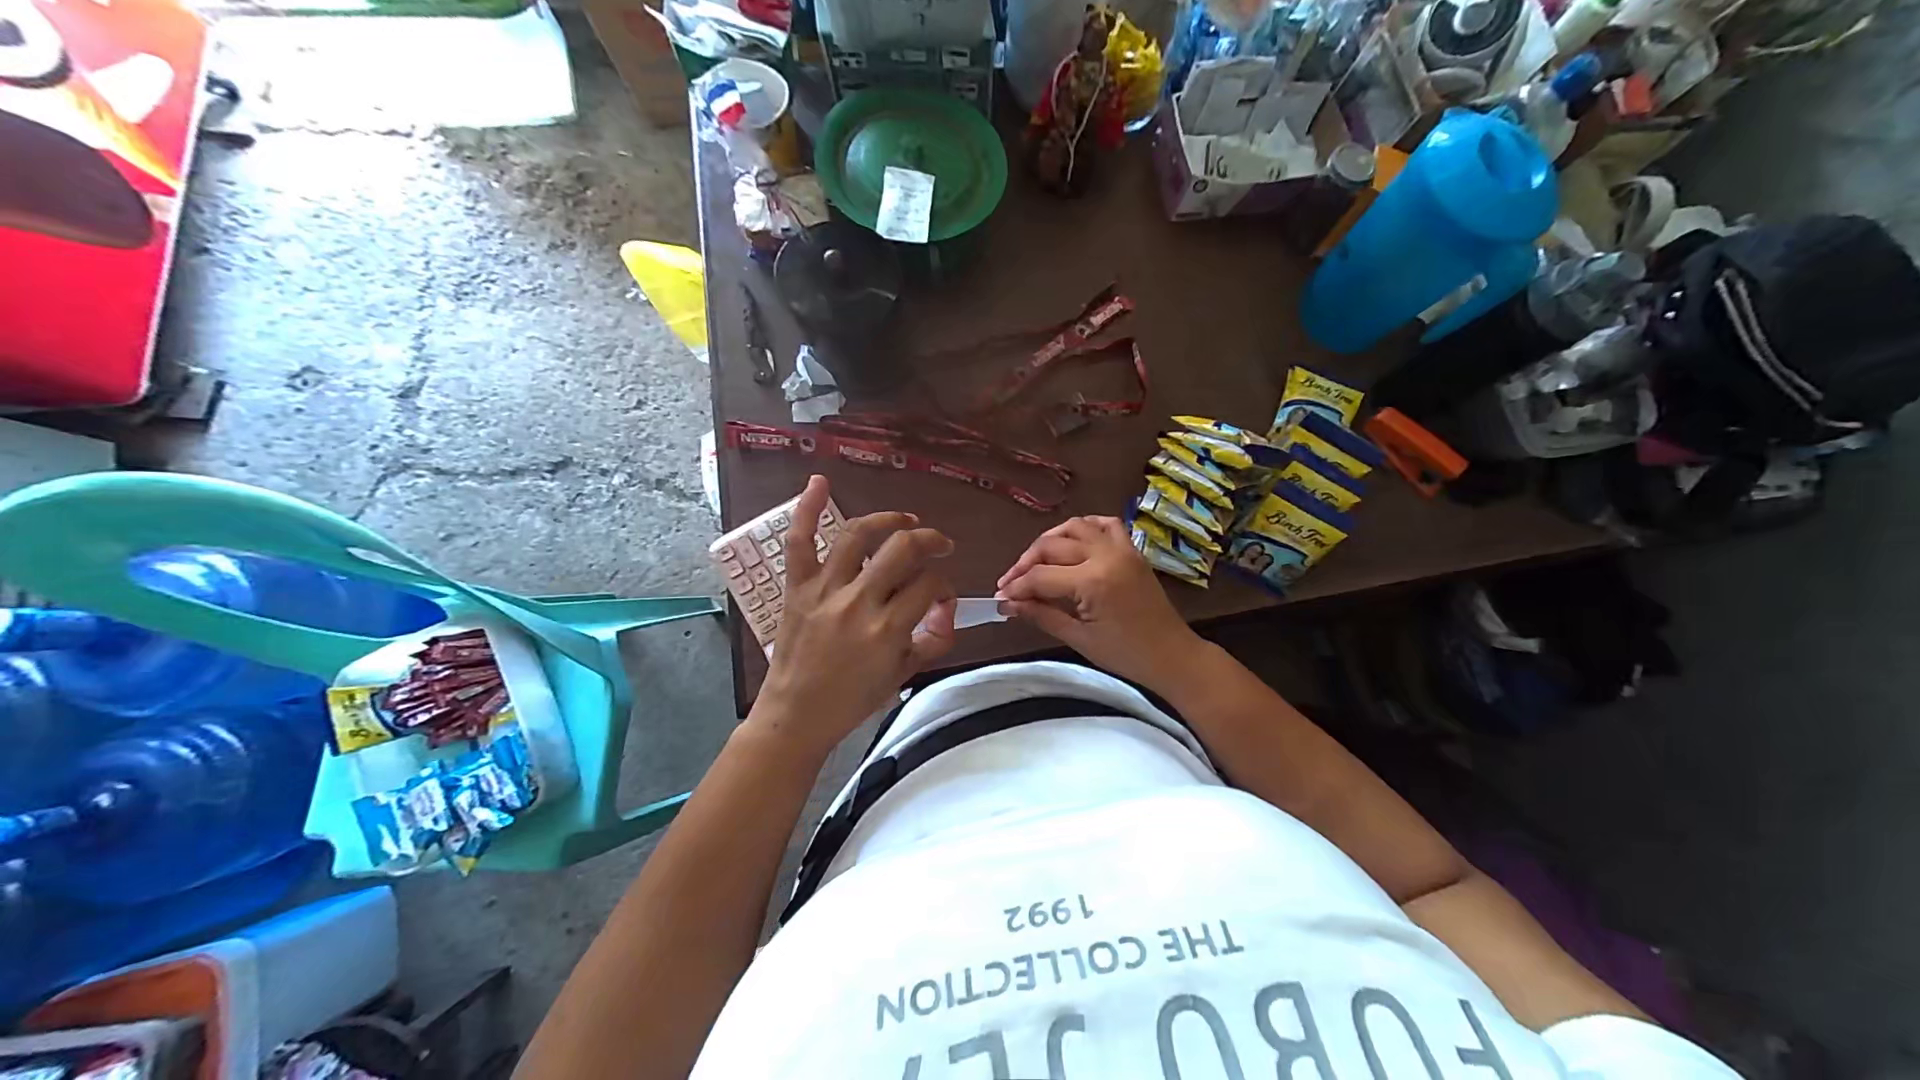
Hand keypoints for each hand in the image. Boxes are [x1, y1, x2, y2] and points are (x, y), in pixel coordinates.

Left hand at [748, 475, 956, 756]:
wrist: (796, 715)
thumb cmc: (852, 699)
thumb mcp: (904, 675)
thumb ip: (934, 641)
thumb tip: (947, 610)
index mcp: (888, 629)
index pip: (930, 585)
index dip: (945, 585)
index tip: (942, 595)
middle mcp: (858, 602)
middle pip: (903, 549)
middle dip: (931, 540)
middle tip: (939, 546)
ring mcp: (824, 590)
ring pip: (859, 535)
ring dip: (889, 519)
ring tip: (905, 521)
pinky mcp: (797, 587)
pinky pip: (800, 541)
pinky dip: (807, 508)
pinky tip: (819, 482)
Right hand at [996, 515, 1204, 687]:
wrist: (1171, 655)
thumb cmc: (1125, 654)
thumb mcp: (1078, 638)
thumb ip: (1041, 614)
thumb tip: (1008, 604)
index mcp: (1092, 581)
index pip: (1040, 576)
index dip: (1016, 587)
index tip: (1000, 598)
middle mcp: (1105, 555)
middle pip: (1051, 546)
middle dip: (1025, 564)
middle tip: (1011, 584)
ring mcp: (1121, 548)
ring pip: (1074, 527)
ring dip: (1050, 540)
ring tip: (1035, 561)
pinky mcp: (1132, 550)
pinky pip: (1105, 524)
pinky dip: (1084, 527)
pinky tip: (1071, 541)